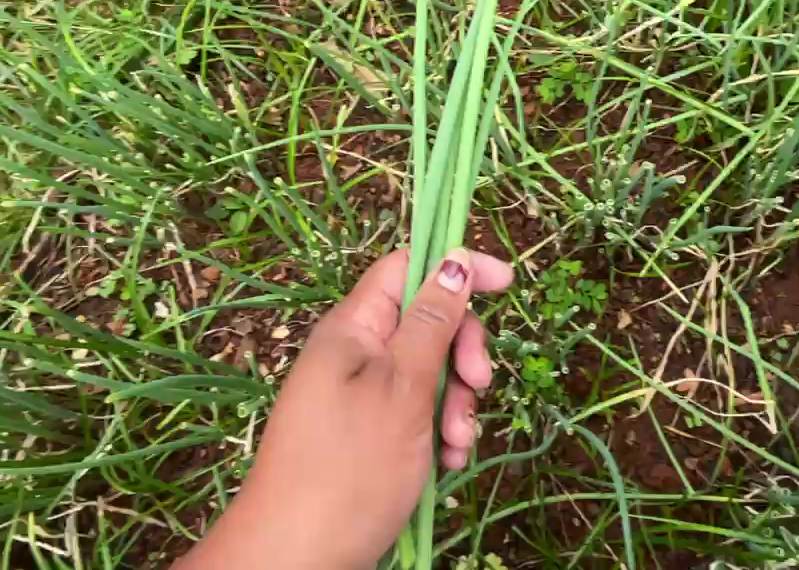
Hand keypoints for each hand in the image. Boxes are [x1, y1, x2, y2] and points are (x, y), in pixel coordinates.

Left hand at [177, 248, 514, 569]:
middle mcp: (357, 351)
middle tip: (479, 384)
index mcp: (354, 327)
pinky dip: (439, 430)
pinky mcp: (370, 432)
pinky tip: (448, 462)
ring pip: (429, 369)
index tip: (506, 283)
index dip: (457, 267)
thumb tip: (453, 259)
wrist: (292, 569)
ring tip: (457, 443)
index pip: (410, 266)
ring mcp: (362, 393)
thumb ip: (432, 321)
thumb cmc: (349, 470)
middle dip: (462, 350)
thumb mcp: (403, 388)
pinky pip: (417, 410)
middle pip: (428, 319)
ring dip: (455, 400)